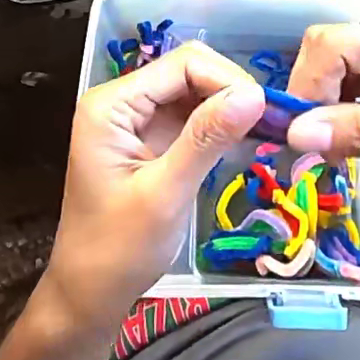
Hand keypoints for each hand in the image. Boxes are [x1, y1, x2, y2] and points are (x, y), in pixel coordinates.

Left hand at [40, 42, 264, 331]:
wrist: (91, 294)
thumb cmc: (119, 250)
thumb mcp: (166, 194)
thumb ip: (206, 139)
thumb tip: (255, 94)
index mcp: (112, 105)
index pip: (181, 64)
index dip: (227, 80)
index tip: (265, 112)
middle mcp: (123, 100)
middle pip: (189, 71)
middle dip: (230, 90)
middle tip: (268, 124)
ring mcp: (138, 118)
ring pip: (195, 90)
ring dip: (229, 106)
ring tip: (264, 131)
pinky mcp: (152, 137)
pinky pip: (193, 114)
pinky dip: (220, 123)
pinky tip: (243, 139)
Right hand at [282, 24, 359, 221]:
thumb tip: (294, 131)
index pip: (344, 42)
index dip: (309, 80)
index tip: (296, 130)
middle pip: (336, 46)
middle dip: (310, 89)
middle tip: (305, 142)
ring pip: (341, 65)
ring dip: (322, 101)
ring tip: (321, 147)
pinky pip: (357, 86)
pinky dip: (338, 110)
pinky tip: (342, 139)